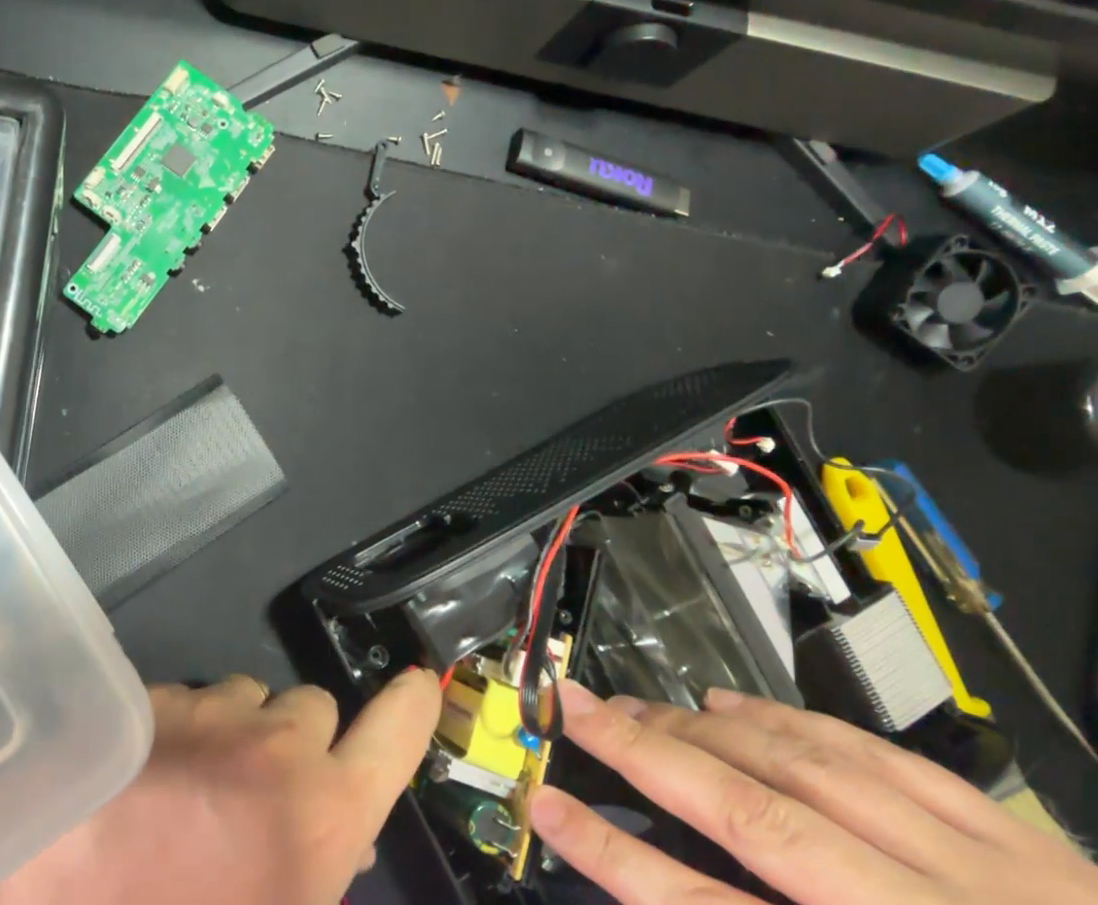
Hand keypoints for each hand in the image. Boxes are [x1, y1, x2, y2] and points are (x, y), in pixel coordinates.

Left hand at [0, 668, 443, 904]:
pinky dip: (189, 721)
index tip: (418, 684)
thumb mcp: (282, 904)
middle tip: (270, 784)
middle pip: (315, 706)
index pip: (396, 736)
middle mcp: (279, 743)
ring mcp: (213, 709)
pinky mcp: (157, 694)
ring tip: (204, 776)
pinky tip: (154, 765)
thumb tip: (343, 844)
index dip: (411, 708)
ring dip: (242, 726)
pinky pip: (193, 696)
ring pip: (251, 694)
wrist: (62, 874)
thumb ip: (322, 870)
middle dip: (303, 737)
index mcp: (324, 810)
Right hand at [532, 680, 1097, 902]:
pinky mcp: (1033, 846)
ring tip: (641, 705)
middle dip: (644, 755)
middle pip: (753, 816)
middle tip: (572, 710)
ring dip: (709, 729)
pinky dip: (797, 724)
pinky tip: (741, 706)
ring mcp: (994, 877)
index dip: (617, 855)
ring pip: (812, 770)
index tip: (550, 810)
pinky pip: (887, 761)